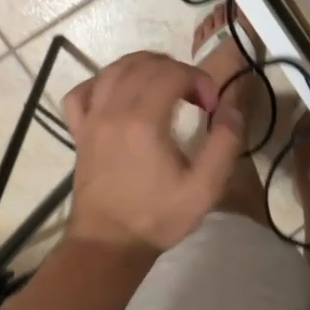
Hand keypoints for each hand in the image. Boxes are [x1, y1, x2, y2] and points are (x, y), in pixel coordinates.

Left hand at [58, 51, 246, 252]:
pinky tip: (121, 94)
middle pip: (145, 64)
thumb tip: (231, 107)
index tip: (211, 106)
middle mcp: (113, 111)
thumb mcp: (206, 187)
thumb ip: (225, 142)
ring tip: (166, 85)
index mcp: (143, 121)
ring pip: (114, 69)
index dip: (199, 79)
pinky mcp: (79, 132)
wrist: (109, 245)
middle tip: (196, 97)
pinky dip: (104, 82)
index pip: (173, 73)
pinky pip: (83, 90)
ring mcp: (91, 119)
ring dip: (145, 67)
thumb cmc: (158, 216)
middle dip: (178, 70)